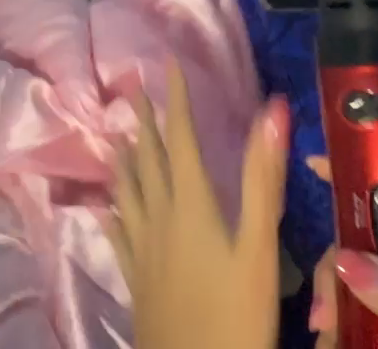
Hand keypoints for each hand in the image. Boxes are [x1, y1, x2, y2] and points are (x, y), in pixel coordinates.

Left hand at [109, 64, 290, 348]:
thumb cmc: (236, 314)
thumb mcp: (259, 247)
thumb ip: (263, 179)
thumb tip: (274, 109)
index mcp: (191, 204)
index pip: (180, 139)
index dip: (176, 99)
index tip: (167, 63)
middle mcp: (160, 219)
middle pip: (149, 159)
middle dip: (145, 121)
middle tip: (133, 87)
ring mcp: (143, 251)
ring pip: (128, 191)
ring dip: (124, 158)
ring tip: (115, 134)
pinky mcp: (136, 280)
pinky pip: (118, 235)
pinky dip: (113, 212)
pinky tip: (103, 209)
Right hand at [305, 157, 377, 348]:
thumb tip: (344, 257)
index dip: (366, 175)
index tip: (315, 166)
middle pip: (369, 247)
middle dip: (337, 269)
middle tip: (322, 316)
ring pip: (361, 289)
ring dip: (337, 309)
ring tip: (327, 340)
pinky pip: (365, 327)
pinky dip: (345, 335)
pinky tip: (335, 345)